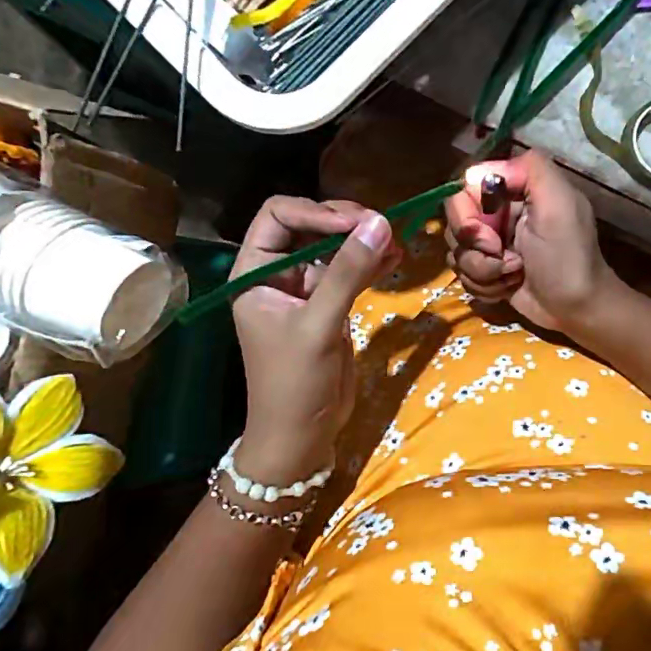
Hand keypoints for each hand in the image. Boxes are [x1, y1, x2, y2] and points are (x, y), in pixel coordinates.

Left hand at [231, 197, 398, 484]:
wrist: (300, 437)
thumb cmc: (294, 383)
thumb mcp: (318, 325)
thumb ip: (347, 273)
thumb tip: (380, 222)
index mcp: (254, 272)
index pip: (279, 217)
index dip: (316, 212)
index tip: (356, 224)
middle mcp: (277, 274)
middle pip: (309, 226)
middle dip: (345, 222)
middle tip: (383, 226)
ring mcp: (305, 291)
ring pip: (334, 248)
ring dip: (363, 241)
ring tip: (396, 236)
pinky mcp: (329, 307)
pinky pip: (350, 274)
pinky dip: (372, 264)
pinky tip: (395, 256)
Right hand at [444, 151, 618, 334]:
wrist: (576, 308)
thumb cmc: (568, 256)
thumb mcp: (560, 203)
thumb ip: (531, 169)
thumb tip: (479, 172)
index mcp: (516, 191)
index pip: (466, 188)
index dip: (468, 214)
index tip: (490, 236)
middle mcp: (500, 213)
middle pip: (456, 221)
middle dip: (475, 247)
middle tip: (503, 258)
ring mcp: (492, 244)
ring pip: (457, 250)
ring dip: (481, 270)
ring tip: (512, 276)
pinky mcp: (487, 270)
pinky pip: (463, 273)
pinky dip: (484, 285)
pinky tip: (508, 288)